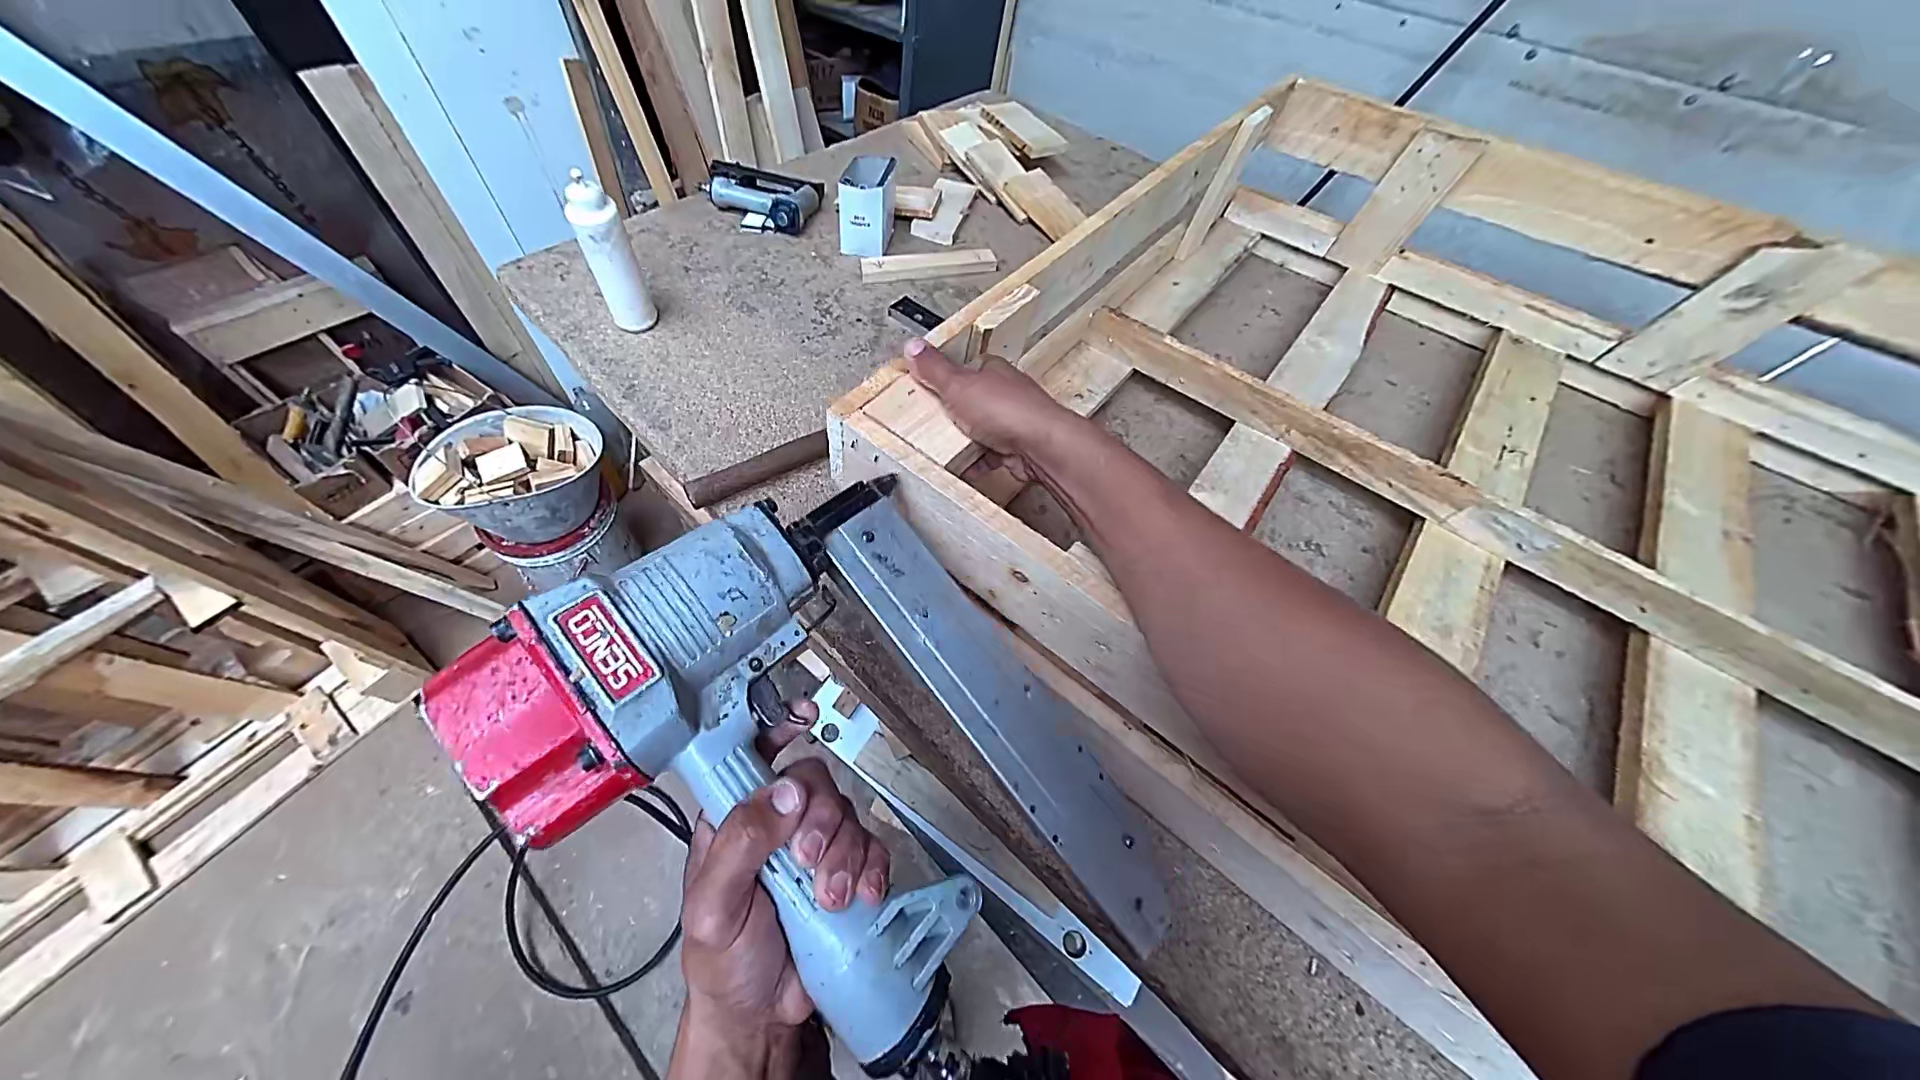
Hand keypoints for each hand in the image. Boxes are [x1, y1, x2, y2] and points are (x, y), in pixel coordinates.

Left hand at [669, 703, 890, 1078]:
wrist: (762, 1013)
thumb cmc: (724, 959)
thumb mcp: (712, 905)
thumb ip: (739, 844)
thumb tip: (782, 793)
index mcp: (736, 819)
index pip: (753, 755)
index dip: (776, 726)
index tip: (801, 715)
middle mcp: (778, 822)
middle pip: (812, 781)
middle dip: (819, 818)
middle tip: (807, 859)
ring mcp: (816, 844)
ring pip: (847, 812)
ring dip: (844, 853)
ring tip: (828, 896)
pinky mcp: (848, 868)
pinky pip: (872, 847)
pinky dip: (872, 868)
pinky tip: (860, 894)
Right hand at [904, 337, 1081, 471]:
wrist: (1040, 446)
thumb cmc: (1006, 411)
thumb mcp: (958, 386)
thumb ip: (935, 369)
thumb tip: (913, 345)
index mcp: (993, 371)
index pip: (966, 369)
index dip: (947, 378)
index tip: (928, 388)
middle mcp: (1006, 393)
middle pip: (972, 402)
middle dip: (954, 414)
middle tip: (934, 422)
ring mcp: (1013, 421)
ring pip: (982, 430)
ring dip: (966, 441)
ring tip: (948, 447)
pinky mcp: (1017, 448)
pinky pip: (991, 455)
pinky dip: (978, 462)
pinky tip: (966, 467)